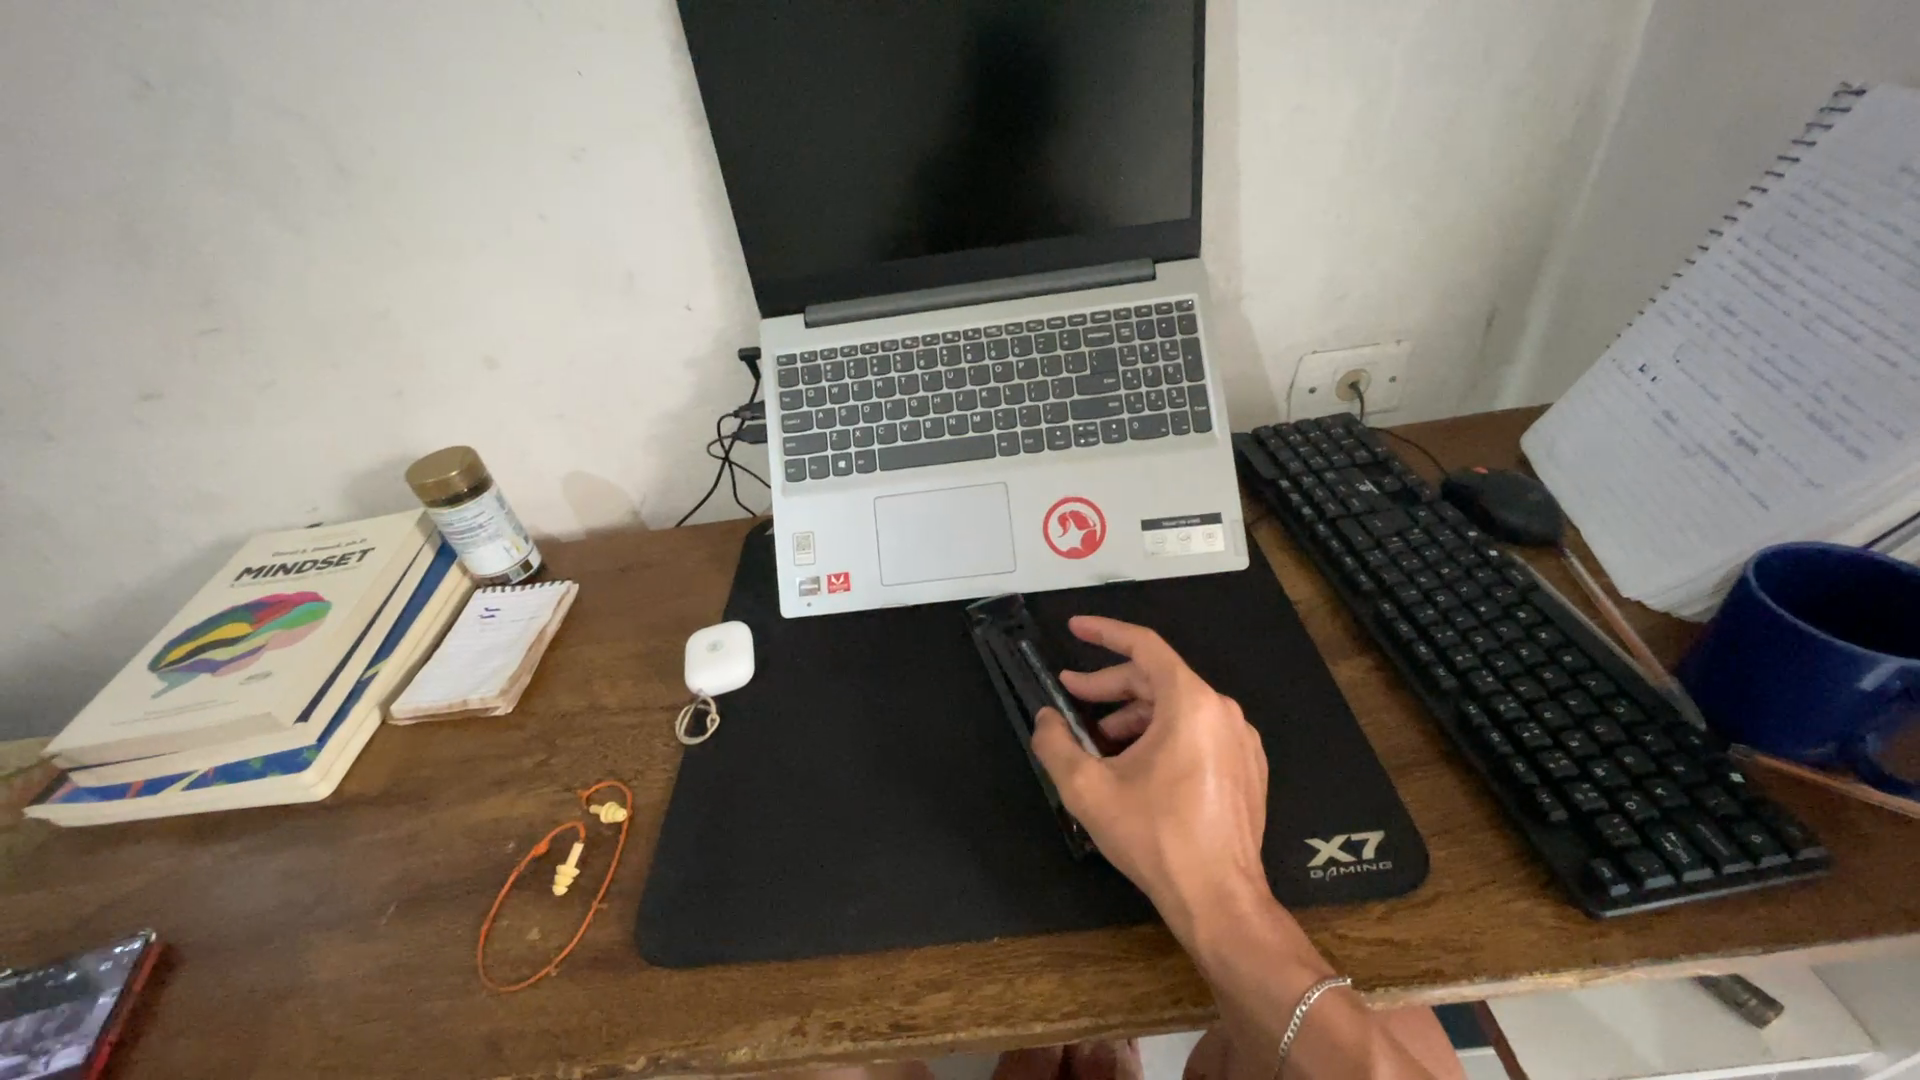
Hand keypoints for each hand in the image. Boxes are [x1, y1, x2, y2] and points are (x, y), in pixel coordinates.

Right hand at [1030, 616, 1271, 940]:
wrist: (1218, 900)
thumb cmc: (1154, 837)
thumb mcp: (1088, 788)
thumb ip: (1056, 743)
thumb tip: (1046, 719)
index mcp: (1190, 703)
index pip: (1144, 646)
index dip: (1105, 632)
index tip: (1075, 628)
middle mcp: (1222, 711)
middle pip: (1157, 679)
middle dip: (1109, 687)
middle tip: (1070, 698)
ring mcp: (1240, 741)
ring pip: (1177, 709)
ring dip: (1132, 717)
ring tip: (1098, 745)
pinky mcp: (1246, 768)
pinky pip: (1197, 733)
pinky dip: (1161, 737)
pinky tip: (1136, 767)